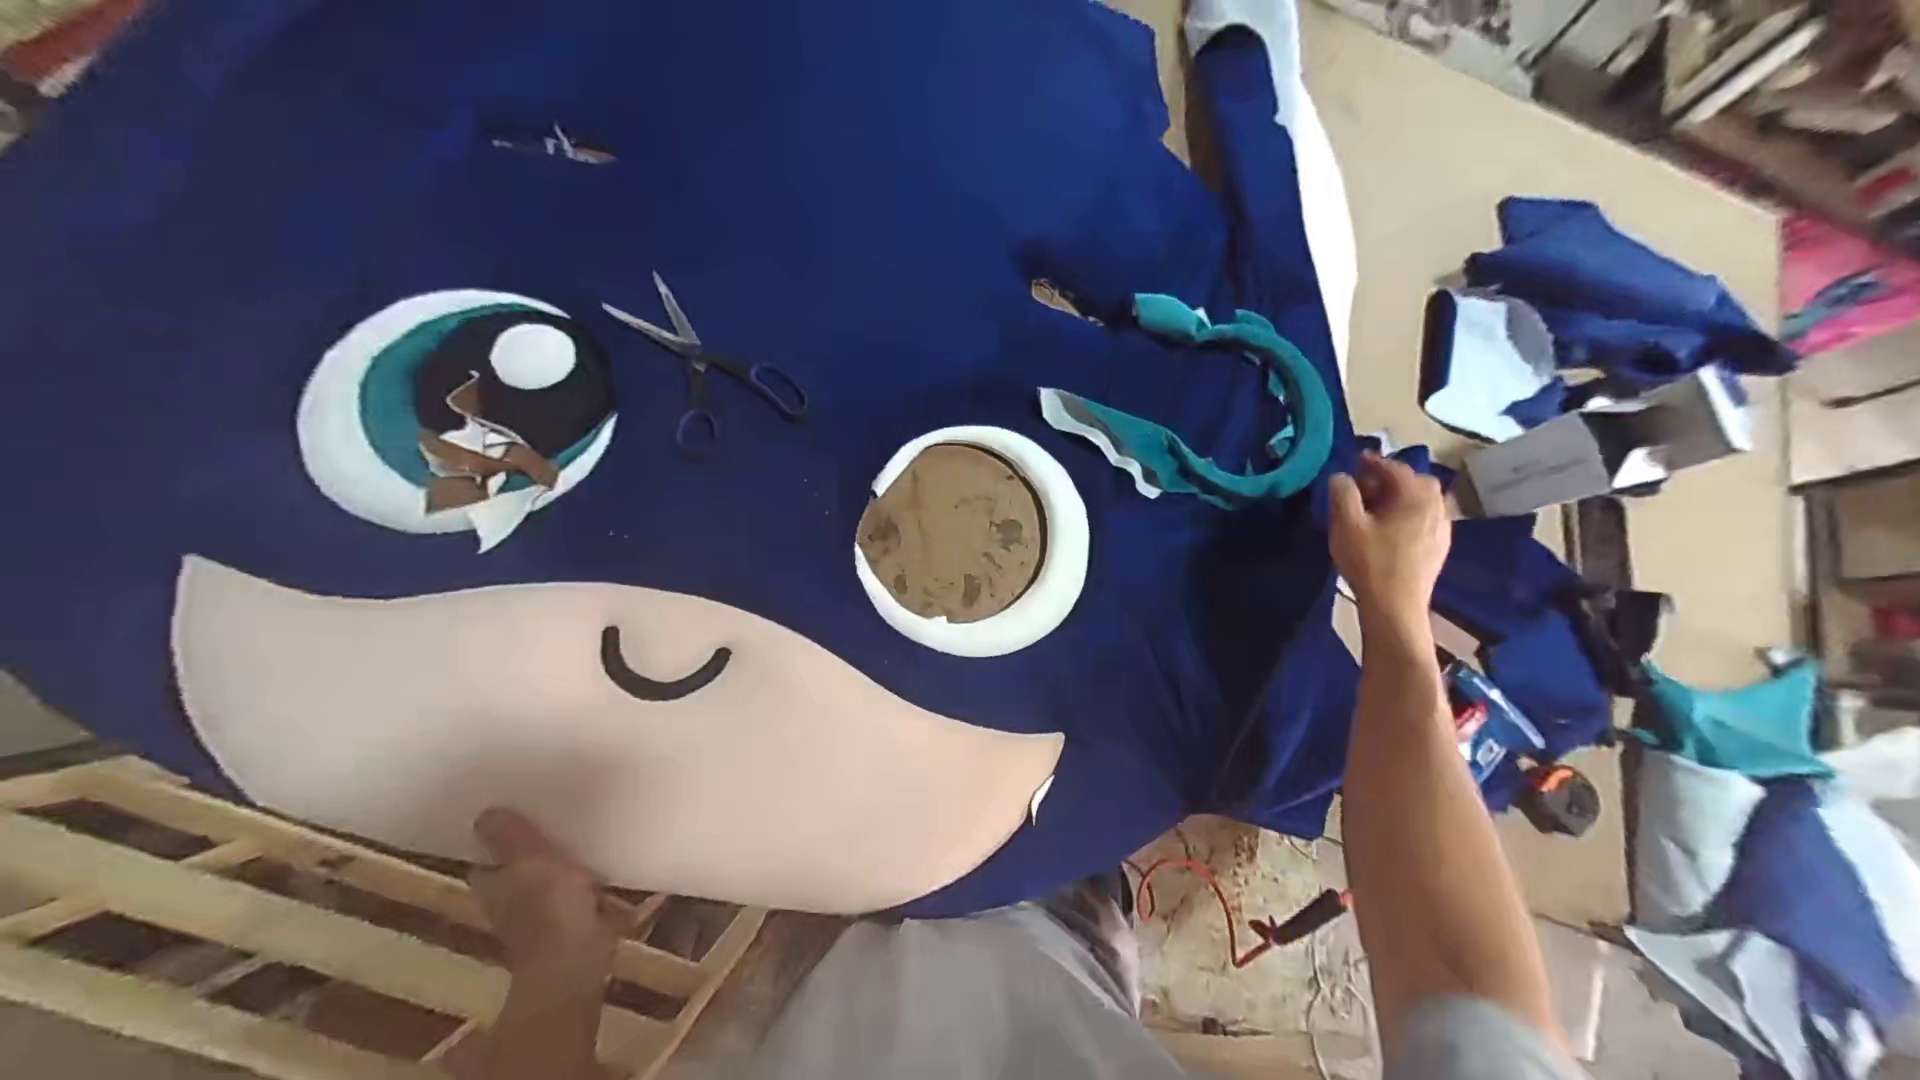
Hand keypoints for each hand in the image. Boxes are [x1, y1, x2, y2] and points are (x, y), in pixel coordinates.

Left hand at [468, 808, 632, 986]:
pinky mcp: (577, 924)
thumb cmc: (547, 906)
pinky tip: (617, 865)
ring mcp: (545, 916)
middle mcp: (513, 904)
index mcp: (494, 887)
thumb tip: (485, 813)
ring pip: (553, 883)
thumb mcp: (527, 861)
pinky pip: (585, 896)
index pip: (487, 860)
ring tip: (593, 833)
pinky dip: (597, 884)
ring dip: (568, 866)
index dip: (498, 840)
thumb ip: (509, 838)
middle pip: (521, 871)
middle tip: (560, 817)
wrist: (576, 959)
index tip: (518, 813)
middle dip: (537, 851)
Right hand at [1329, 452, 1450, 636]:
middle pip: (1416, 482)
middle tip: (1364, 486)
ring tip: (1375, 508)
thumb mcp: (1346, 524)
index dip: (1374, 462)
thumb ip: (1342, 493)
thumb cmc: (1369, 562)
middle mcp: (1436, 508)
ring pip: (1422, 502)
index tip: (1355, 460)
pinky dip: (1407, 514)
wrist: (1395, 606)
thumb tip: (1341, 477)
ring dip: (1400, 497)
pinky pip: (1424, 519)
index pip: (1396, 469)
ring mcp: (1442, 529)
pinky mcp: (1438, 548)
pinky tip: (1389, 529)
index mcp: (1416, 498)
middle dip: (1391, 479)